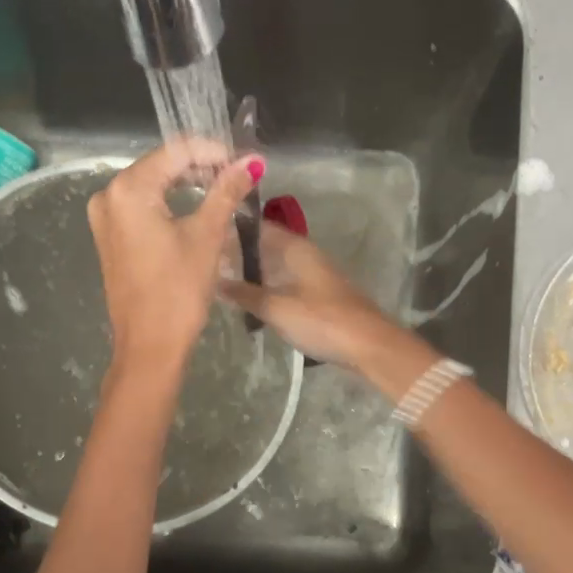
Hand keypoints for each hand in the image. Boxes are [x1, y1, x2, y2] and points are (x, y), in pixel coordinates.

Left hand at [87, 140, 261, 379]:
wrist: (150, 348)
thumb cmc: (178, 292)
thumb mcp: (206, 237)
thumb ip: (226, 192)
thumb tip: (253, 161)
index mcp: (128, 189)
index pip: (176, 152)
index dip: (213, 152)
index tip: (244, 162)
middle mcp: (108, 196)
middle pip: (161, 167)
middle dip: (200, 169)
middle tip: (237, 179)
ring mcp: (105, 220)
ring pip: (152, 189)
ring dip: (186, 189)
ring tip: (222, 196)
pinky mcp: (110, 241)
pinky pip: (143, 211)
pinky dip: (169, 208)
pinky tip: (196, 216)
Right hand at [218, 224, 411, 369]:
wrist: (367, 345)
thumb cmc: (321, 321)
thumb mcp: (276, 308)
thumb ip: (245, 295)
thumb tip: (215, 281)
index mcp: (296, 248)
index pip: (259, 227)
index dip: (233, 229)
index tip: (206, 237)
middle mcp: (305, 255)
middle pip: (267, 247)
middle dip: (240, 255)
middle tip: (208, 265)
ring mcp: (314, 277)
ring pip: (277, 268)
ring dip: (254, 275)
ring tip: (223, 285)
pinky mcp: (319, 298)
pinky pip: (286, 286)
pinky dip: (269, 290)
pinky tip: (253, 304)